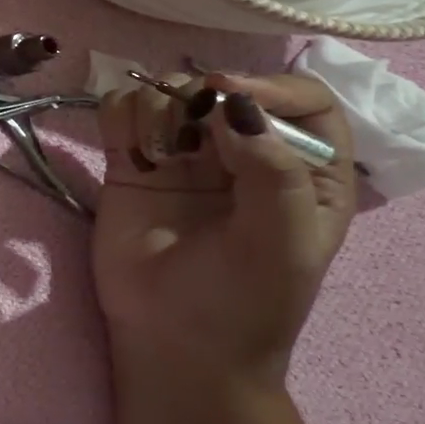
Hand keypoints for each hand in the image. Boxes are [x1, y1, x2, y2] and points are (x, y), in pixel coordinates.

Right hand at [93, 72, 356, 382]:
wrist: (173, 336)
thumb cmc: (244, 297)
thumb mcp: (281, 242)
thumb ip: (272, 172)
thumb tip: (232, 102)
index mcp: (306, 174)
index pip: (302, 102)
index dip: (267, 87)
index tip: (221, 93)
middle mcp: (244, 156)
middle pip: (220, 89)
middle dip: (196, 98)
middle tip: (184, 136)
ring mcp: (183, 158)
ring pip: (163, 94)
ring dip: (153, 110)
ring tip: (156, 155)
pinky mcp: (129, 164)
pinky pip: (118, 112)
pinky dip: (117, 117)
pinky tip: (129, 154)